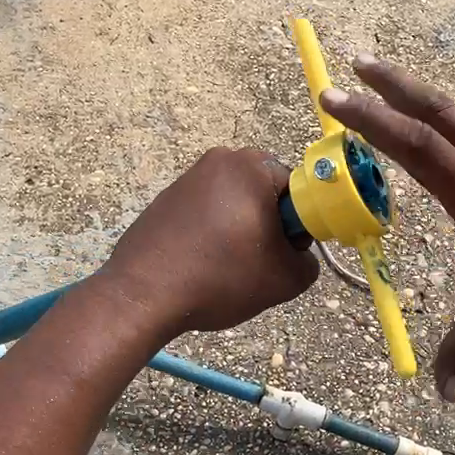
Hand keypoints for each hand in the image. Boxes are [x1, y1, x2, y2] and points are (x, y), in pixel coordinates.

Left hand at [101, 147, 318, 334]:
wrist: (144, 295)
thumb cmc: (221, 278)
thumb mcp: (287, 279)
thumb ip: (309, 261)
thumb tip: (297, 254)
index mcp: (252, 166)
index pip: (297, 189)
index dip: (298, 224)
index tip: (284, 253)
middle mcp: (219, 160)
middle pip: (264, 192)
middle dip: (268, 224)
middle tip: (259, 262)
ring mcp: (188, 177)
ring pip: (234, 203)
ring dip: (239, 230)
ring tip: (227, 267)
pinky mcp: (165, 198)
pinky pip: (205, 212)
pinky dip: (212, 233)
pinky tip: (202, 264)